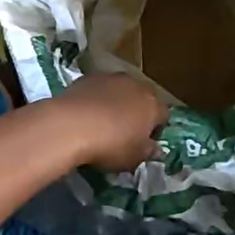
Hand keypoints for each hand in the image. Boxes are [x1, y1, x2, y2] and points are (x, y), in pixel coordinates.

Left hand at [48, 74, 168, 171]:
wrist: (70, 125)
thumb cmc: (110, 145)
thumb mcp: (134, 157)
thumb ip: (148, 151)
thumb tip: (155, 148)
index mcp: (152, 104)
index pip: (163, 115)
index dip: (156, 129)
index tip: (144, 142)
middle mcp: (135, 85)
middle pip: (142, 98)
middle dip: (137, 111)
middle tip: (125, 131)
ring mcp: (110, 78)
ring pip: (120, 90)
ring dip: (117, 102)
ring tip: (103, 121)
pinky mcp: (87, 77)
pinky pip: (98, 89)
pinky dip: (96, 98)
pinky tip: (86, 114)